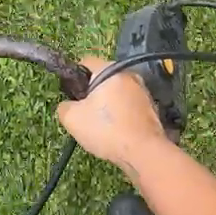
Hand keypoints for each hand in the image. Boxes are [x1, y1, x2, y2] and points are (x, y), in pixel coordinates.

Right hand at [58, 56, 171, 177]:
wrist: (144, 152)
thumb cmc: (106, 130)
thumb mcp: (72, 119)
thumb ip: (64, 106)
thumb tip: (68, 105)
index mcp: (109, 69)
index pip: (85, 62)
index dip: (74, 77)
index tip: (71, 96)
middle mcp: (129, 74)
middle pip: (102, 79)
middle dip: (92, 94)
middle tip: (84, 114)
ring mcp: (143, 90)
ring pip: (116, 93)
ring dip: (108, 105)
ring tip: (102, 128)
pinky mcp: (151, 107)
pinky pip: (129, 106)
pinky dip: (121, 115)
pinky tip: (117, 133)